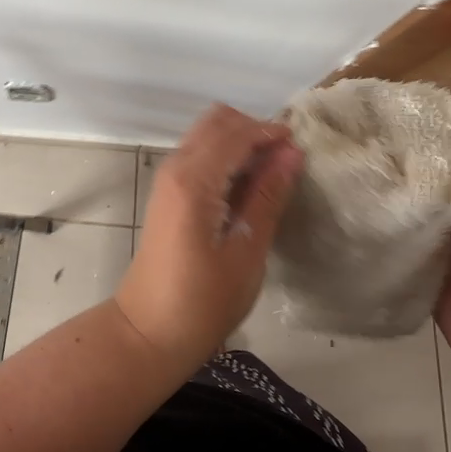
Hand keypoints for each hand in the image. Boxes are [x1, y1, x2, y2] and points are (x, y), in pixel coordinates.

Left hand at [113, 103, 303, 373]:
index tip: (301, 147)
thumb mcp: (246, 252)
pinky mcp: (168, 191)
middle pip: (217, 121)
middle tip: (286, 159)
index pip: (235, 132)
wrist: (149, 330)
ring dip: (239, 141)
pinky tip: (247, 185)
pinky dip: (225, 155)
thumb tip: (291, 153)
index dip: (270, 132)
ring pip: (207, 133)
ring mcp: (168, 177)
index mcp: (194, 180)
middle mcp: (176, 166)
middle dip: (253, 129)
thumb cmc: (203, 301)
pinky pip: (199, 153)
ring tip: (272, 173)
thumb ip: (268, 197)